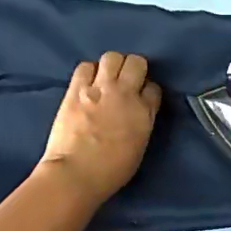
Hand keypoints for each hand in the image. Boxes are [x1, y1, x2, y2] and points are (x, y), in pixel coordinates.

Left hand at [39, 51, 162, 201]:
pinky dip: (88, 72)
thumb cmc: (109, 172)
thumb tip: (136, 115)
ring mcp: (100, 89)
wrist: (76, 173)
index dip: (146, 91)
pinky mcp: (76, 89)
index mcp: (145, 114)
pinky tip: (86, 84)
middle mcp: (125, 95)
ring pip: (112, 57)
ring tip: (105, 80)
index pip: (154, 88)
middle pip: (136, 63)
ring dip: (111, 66)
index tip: (139, 98)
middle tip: (124, 83)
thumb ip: (141, 125)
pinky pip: (86, 66)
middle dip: (132, 70)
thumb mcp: (138, 149)